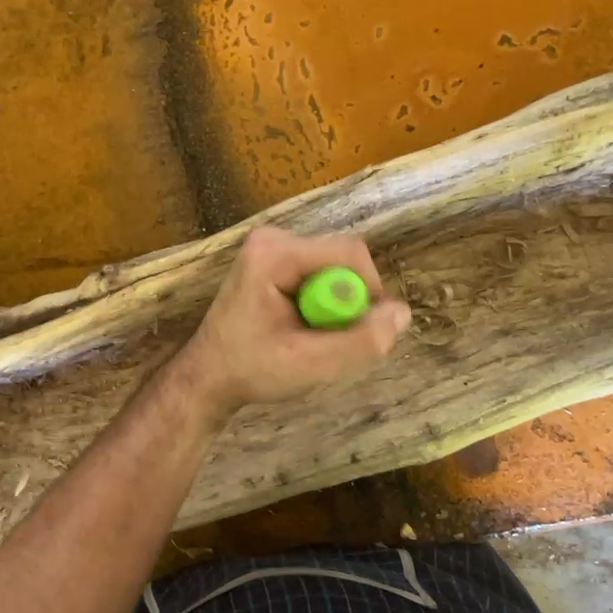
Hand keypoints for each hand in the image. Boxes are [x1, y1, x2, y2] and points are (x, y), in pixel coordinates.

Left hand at [168, 226, 411, 423]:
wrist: (210, 374)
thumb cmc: (252, 369)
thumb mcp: (312, 364)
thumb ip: (361, 340)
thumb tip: (402, 312)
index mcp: (273, 253)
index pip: (349, 253)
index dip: (367, 292)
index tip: (357, 330)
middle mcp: (272, 238)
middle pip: (343, 259)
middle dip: (348, 301)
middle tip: (326, 339)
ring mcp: (272, 246)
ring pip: (335, 268)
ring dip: (335, 305)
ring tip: (308, 335)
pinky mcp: (275, 258)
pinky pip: (322, 273)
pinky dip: (322, 302)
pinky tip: (299, 326)